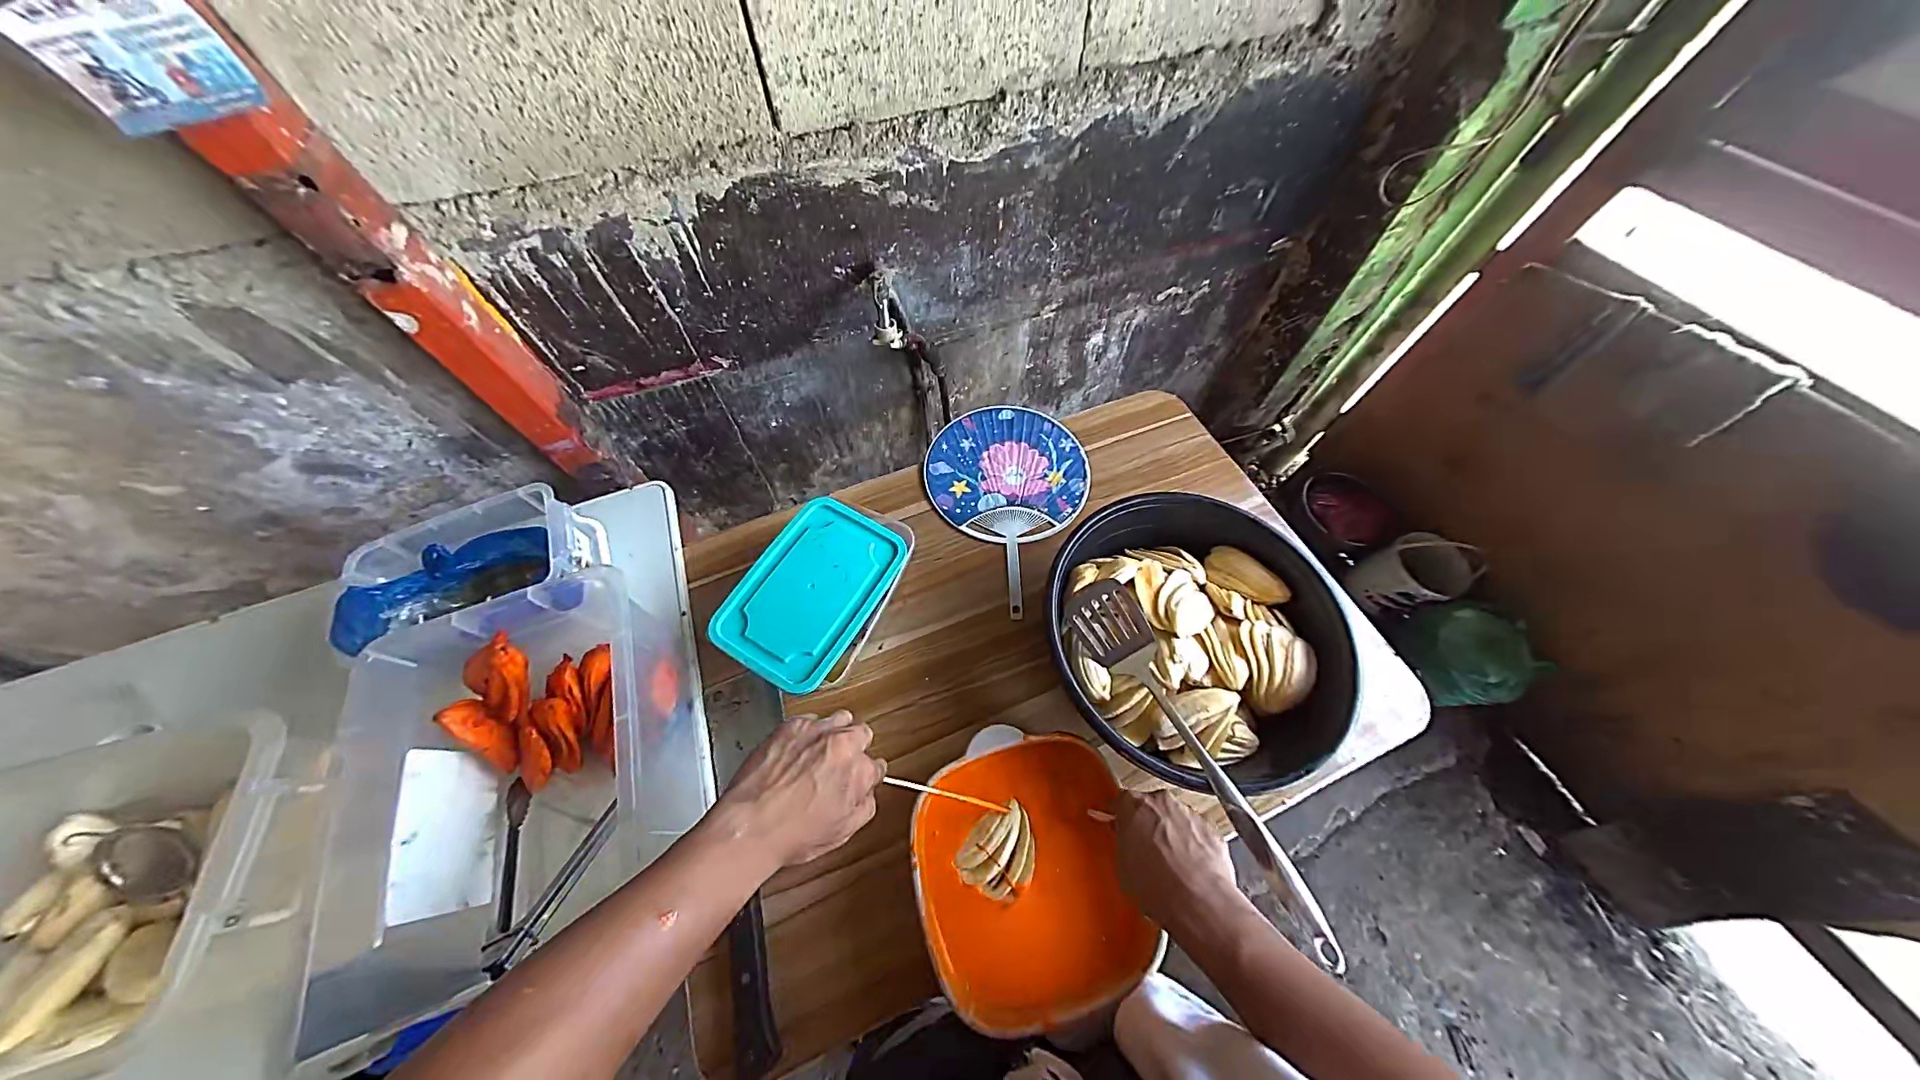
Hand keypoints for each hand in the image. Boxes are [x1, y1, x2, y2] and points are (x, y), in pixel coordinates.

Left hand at [716, 710, 885, 869]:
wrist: (750, 825)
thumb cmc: (790, 833)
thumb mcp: (842, 831)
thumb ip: (864, 806)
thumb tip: (865, 795)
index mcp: (860, 771)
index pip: (876, 765)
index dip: (865, 774)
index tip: (856, 777)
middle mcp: (842, 744)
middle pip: (861, 733)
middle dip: (853, 748)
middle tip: (836, 765)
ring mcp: (816, 731)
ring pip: (838, 719)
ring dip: (833, 733)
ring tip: (818, 753)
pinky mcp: (792, 725)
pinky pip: (808, 720)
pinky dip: (806, 733)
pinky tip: (795, 752)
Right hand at [1114, 790, 1240, 928]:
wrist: (1198, 902)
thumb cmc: (1159, 885)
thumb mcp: (1123, 866)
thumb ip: (1123, 843)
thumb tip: (1127, 846)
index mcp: (1133, 805)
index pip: (1121, 801)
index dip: (1121, 816)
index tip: (1120, 825)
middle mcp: (1162, 803)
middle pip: (1151, 806)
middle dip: (1148, 823)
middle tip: (1145, 848)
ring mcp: (1189, 813)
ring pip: (1176, 818)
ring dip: (1172, 834)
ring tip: (1171, 864)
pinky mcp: (1210, 829)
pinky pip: (1197, 832)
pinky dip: (1194, 845)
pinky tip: (1190, 868)